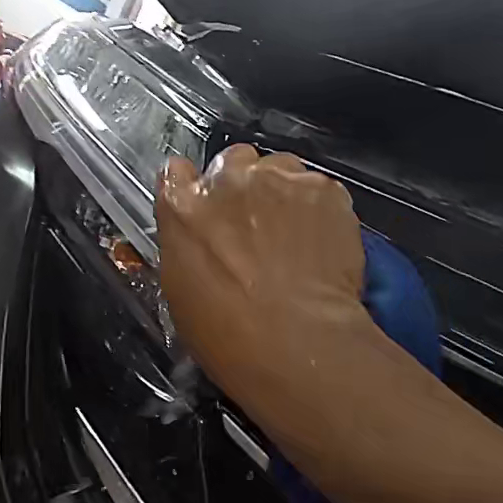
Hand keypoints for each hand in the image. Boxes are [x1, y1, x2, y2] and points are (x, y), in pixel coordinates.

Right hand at [156, 145, 370, 403]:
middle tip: (259, 225)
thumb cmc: (231, 334)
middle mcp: (228, 181)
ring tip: (297, 235)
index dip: (196, 189)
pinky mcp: (322, 189)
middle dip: (245, 186)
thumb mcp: (181, 291)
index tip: (209, 205)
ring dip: (284, 193)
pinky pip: (319, 189)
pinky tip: (324, 244)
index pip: (178, 173)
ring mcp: (279, 180)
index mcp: (183, 208)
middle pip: (235, 161)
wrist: (296, 341)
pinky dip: (321, 210)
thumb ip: (188, 245)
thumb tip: (202, 239)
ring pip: (281, 169)